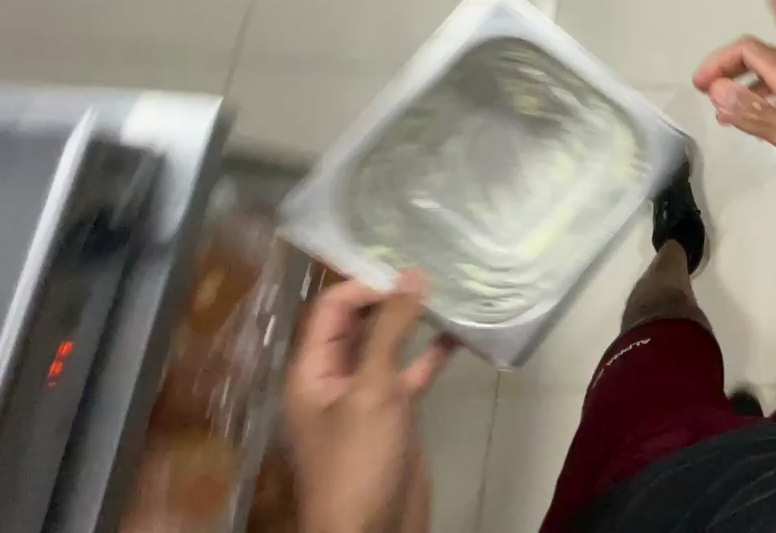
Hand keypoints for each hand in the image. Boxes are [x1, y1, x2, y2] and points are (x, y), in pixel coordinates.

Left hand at [285, 272, 452, 532]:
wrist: (373, 531)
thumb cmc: (359, 460)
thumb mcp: (372, 389)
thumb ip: (391, 329)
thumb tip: (412, 273)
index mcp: (312, 371)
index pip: (332, 309)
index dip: (366, 285)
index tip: (410, 273)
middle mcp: (336, 377)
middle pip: (360, 322)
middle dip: (393, 295)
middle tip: (437, 270)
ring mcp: (367, 394)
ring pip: (390, 342)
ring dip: (417, 319)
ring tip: (452, 291)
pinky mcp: (396, 409)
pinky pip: (414, 368)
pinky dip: (435, 350)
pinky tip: (463, 333)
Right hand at [692, 36, 775, 192]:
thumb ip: (755, 114)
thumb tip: (716, 88)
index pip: (748, 48)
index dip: (718, 62)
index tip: (698, 86)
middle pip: (761, 55)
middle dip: (730, 71)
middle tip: (708, 97)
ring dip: (749, 86)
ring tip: (729, 114)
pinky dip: (770, 94)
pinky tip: (770, 120)